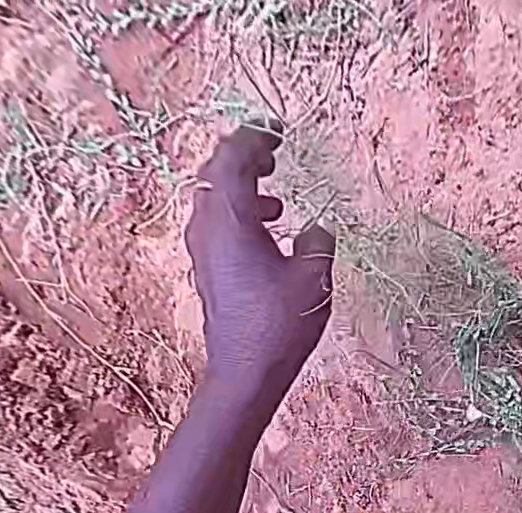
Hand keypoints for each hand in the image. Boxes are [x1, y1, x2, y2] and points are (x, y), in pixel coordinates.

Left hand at [185, 123, 335, 408]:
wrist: (246, 372)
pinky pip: (218, 227)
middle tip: (273, 154)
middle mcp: (207, 227)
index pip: (234, 157)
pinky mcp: (208, 271)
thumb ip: (318, 244)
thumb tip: (318, 229)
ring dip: (243, 191)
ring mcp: (203, 251)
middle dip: (245, 159)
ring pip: (215, 201)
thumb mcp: (312, 279)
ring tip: (275, 199)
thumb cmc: (280, 325)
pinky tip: (268, 237)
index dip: (255, 137)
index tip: (278, 131)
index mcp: (230, 219)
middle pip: (216, 173)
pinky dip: (240, 218)